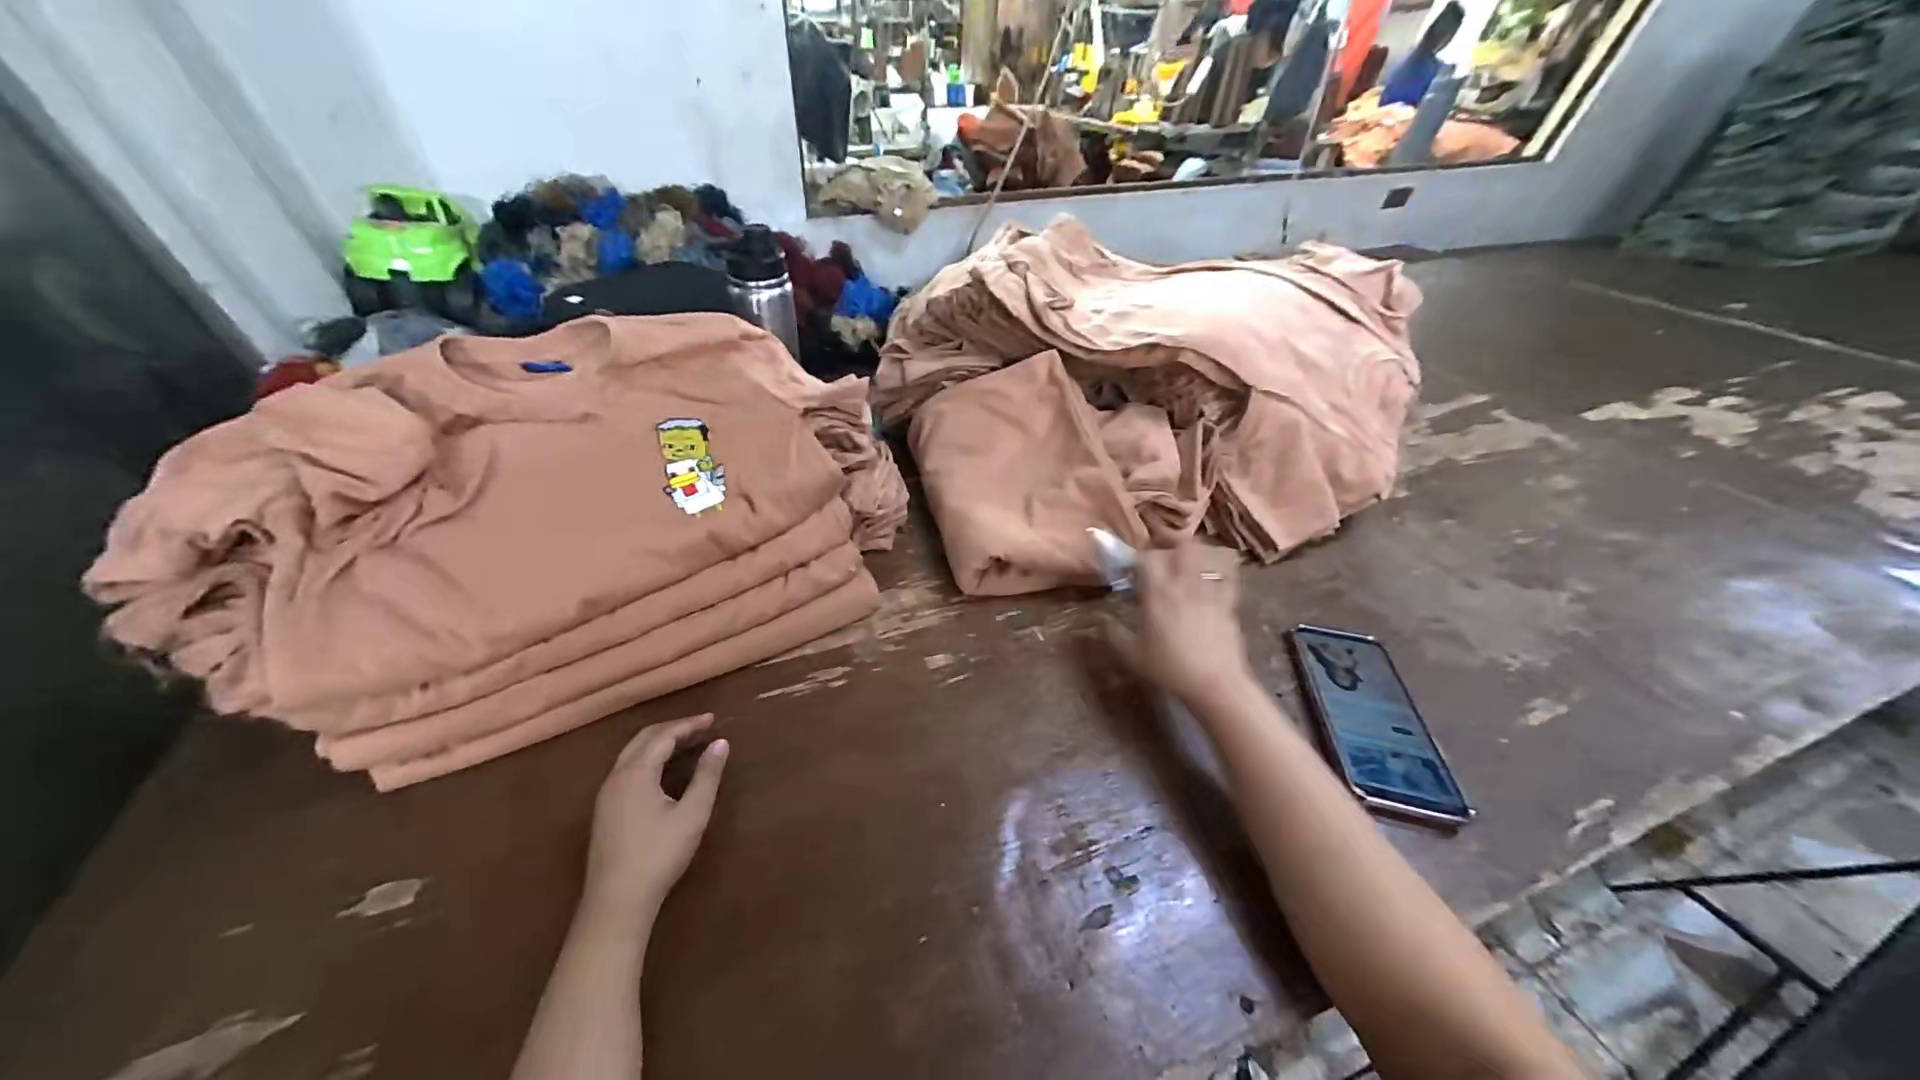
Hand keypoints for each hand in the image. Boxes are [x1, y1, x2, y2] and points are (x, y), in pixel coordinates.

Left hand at [583, 714, 728, 918]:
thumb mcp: (692, 813)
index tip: (713, 720)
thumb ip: (707, 775)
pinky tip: (664, 771)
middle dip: (673, 728)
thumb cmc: (659, 854)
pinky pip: (627, 769)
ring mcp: (606, 795)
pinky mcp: (605, 811)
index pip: (663, 736)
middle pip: (643, 739)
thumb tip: (720, 743)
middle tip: (701, 727)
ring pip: (632, 754)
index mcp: (635, 773)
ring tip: (687, 744)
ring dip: (659, 743)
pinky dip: (649, 758)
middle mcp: (616, 777)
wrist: (616, 902)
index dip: (689, 724)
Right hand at [1104, 540, 1255, 706]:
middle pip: (1182, 545)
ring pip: (1205, 556)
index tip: (1129, 567)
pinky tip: (1214, 576)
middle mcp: (1184, 585)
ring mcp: (1210, 592)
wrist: (1215, 684)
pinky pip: (1228, 578)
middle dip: (1170, 540)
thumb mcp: (1132, 654)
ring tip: (1182, 560)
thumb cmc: (1170, 668)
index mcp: (1158, 594)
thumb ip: (1113, 632)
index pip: (1146, 558)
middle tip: (1159, 548)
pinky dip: (1221, 572)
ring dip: (1192, 553)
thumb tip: (1101, 618)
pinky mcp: (1229, 603)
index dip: (1136, 556)